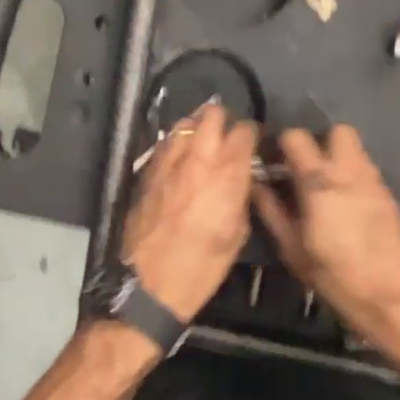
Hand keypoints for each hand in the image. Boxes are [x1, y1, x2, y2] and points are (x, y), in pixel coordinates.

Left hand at [121, 103, 257, 320]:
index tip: (252, 144)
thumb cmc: (202, 267)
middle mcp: (198, 159)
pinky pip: (164, 144)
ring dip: (197, 127)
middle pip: (212, 115)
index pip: (244, 132)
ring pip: (184, 124)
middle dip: (222, 120)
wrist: (151, 284)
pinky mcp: (147, 172)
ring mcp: (168, 162)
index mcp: (227, 175)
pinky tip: (180, 155)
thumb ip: (240, 197)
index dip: (251, 135)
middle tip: (226, 135)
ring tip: (203, 140)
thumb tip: (242, 179)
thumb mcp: (237, 234)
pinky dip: (176, 143)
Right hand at [251, 126, 399, 333]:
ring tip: (325, 188)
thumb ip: (271, 211)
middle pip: (338, 131)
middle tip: (306, 168)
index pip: (297, 137)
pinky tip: (345, 205)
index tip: (274, 161)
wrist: (389, 297)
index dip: (282, 144)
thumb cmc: (333, 274)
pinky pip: (367, 172)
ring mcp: (374, 182)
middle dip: (321, 141)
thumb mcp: (291, 248)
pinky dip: (353, 177)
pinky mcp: (389, 197)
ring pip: (356, 150)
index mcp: (320, 181)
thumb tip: (256, 185)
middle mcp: (350, 172)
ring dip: (338, 159)